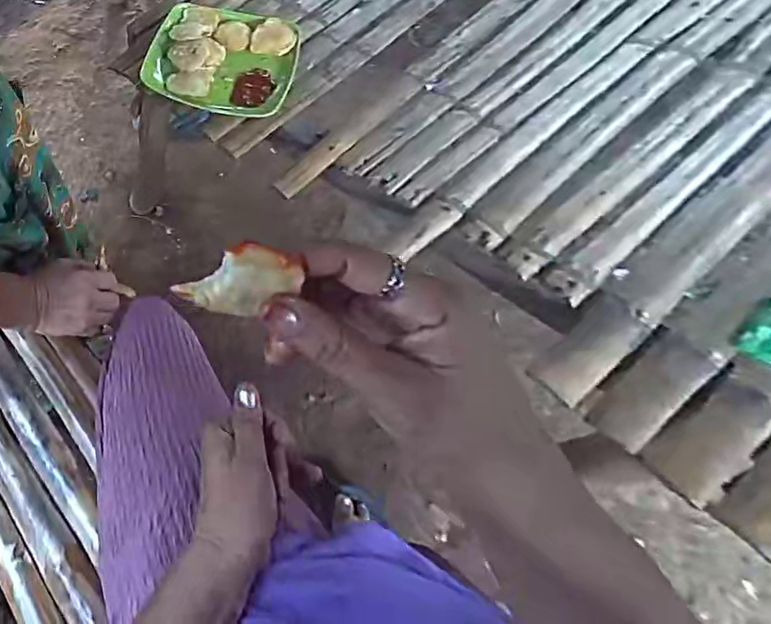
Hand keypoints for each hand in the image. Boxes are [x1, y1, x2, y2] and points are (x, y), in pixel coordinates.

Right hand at [29, 260, 122, 334]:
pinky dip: (96, 322)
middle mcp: (92, 300)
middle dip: (110, 296)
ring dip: (105, 310)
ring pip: (110, 316)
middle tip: (100, 294)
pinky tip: (88, 317)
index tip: (101, 280)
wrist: (30, 303)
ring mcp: (89, 318)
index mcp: (87, 280)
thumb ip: (83, 265)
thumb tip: (97, 271)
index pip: (112, 280)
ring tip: (95, 306)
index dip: (107, 280)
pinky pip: (99, 327)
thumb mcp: (63, 263)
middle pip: (115, 301)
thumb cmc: (45, 279)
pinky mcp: (83, 331)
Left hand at [190, 382, 276, 564]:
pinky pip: (270, 474)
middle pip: (267, 436)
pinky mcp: (245, 485)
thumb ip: (249, 421)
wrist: (232, 553)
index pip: (259, 415)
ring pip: (272, 457)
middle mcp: (225, 442)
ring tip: (285, 497)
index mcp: (220, 429)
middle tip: (281, 482)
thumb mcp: (250, 459)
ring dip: (285, 475)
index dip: (278, 435)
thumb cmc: (242, 504)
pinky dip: (283, 484)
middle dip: (282, 458)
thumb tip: (246, 386)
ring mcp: (235, 464)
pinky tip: (295, 495)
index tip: (285, 456)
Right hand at [262, 243, 547, 477]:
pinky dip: (308, 339)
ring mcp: (400, 326)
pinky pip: (337, 329)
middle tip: (252, 312)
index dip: (304, 262)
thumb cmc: (469, 444)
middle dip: (294, 292)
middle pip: (339, 278)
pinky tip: (282, 356)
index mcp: (430, 300)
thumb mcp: (394, 392)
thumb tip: (269, 307)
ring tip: (268, 343)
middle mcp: (413, 302)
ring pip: (332, 304)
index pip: (356, 262)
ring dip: (296, 318)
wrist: (518, 509)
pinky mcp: (388, 349)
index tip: (257, 278)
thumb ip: (330, 345)